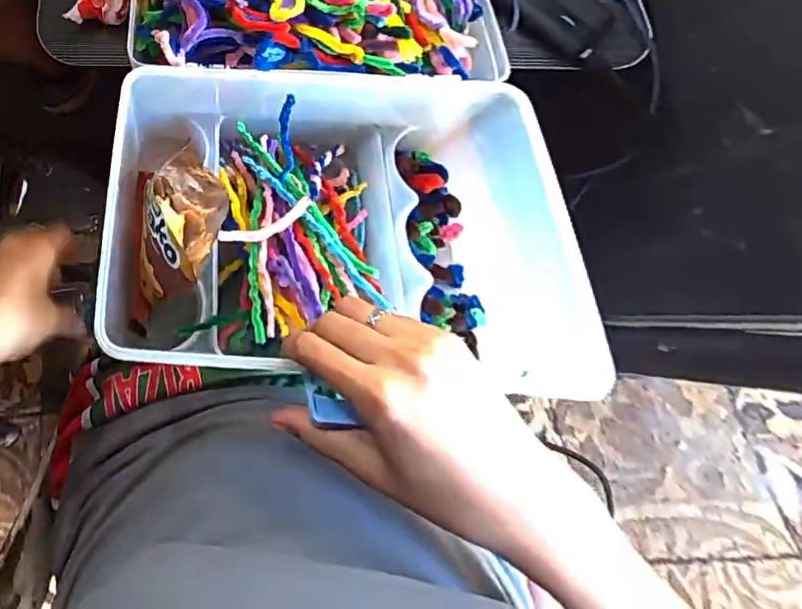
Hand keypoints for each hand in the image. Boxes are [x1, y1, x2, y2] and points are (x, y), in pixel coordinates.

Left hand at [0, 225, 85, 395]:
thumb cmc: (11, 321)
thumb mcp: (49, 323)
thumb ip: (69, 319)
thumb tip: (79, 324)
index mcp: (39, 246)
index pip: (63, 233)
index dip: (73, 246)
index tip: (76, 261)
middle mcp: (14, 242)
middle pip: (39, 239)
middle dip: (50, 258)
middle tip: (59, 279)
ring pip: (18, 251)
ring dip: (29, 266)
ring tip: (37, 292)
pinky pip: (0, 264)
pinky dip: (10, 275)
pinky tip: (13, 301)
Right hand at [272, 297, 598, 563]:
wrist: (523, 492)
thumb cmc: (445, 494)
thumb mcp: (375, 472)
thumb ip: (321, 435)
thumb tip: (277, 416)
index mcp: (380, 394)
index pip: (312, 345)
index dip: (292, 349)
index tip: (292, 361)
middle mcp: (401, 356)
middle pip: (332, 317)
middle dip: (315, 333)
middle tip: (319, 361)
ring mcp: (427, 341)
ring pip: (360, 307)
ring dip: (345, 326)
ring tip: (354, 357)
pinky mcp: (446, 336)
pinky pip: (392, 315)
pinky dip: (377, 328)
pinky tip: (389, 360)